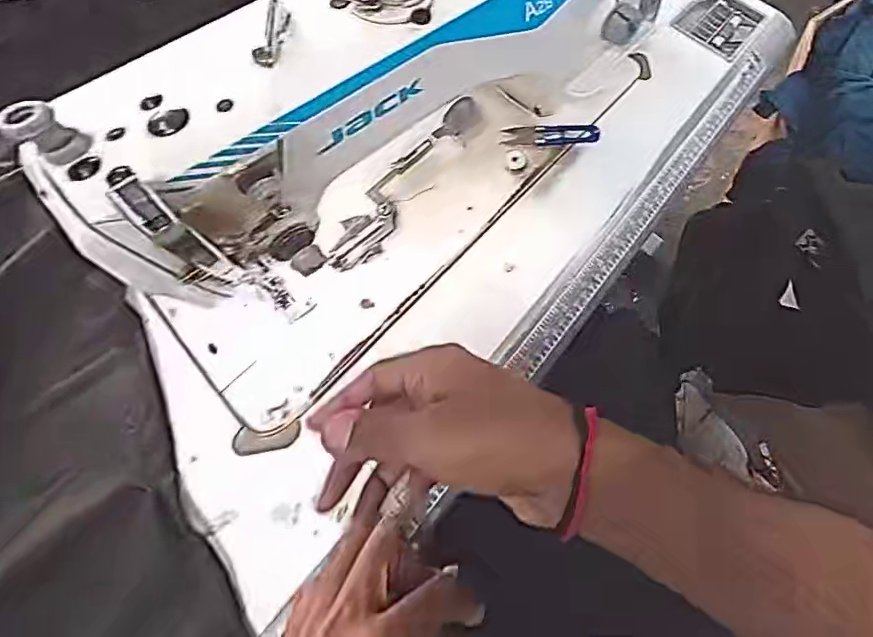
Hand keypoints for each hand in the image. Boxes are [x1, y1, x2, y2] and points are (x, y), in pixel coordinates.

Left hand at [289, 473, 481, 636]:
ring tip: (397, 551)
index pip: (435, 593)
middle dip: (415, 535)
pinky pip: (324, 573)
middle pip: (388, 538)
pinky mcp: (293, 618)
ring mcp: (314, 610)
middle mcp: (345, 613)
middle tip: (432, 548)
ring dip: (378, 540)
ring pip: (351, 541)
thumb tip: (448, 619)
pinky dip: (345, 567)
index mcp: (379, 635)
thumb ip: (423, 631)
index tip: (468, 600)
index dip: (461, 593)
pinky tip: (356, 579)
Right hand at [308, 344, 582, 527]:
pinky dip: (405, 479)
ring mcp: (460, 416)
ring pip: (404, 440)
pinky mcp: (472, 445)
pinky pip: (426, 459)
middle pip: (385, 413)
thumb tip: (335, 427)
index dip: (339, 405)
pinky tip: (394, 503)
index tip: (313, 429)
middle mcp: (445, 386)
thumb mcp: (426, 434)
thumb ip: (374, 430)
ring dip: (377, 472)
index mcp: (433, 368)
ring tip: (355, 506)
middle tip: (330, 484)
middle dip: (354, 449)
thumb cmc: (507, 434)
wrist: (559, 466)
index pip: (372, 379)